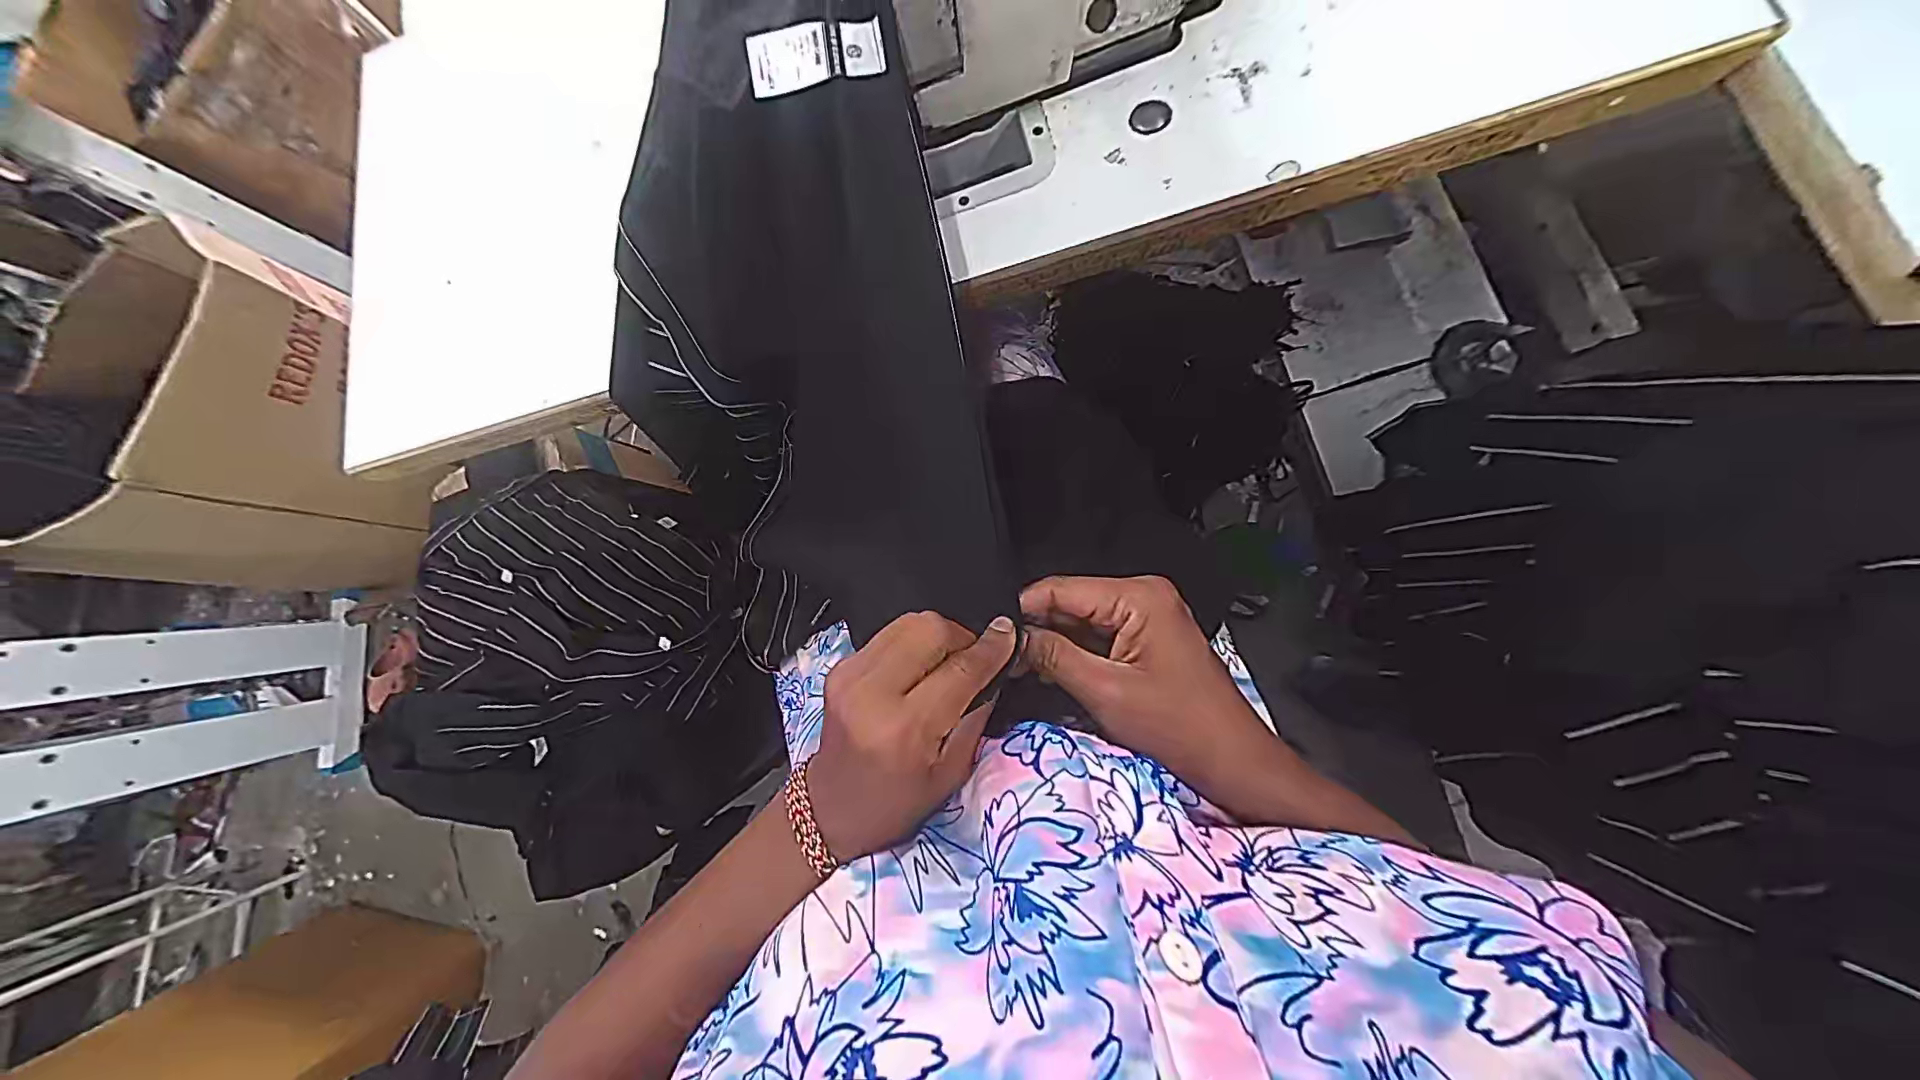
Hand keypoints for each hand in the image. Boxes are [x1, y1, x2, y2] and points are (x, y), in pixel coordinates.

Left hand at [805, 611, 1017, 860]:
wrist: (831, 808)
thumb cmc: (895, 803)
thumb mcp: (950, 773)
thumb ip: (975, 716)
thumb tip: (995, 668)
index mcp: (905, 728)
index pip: (960, 669)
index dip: (991, 649)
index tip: (1009, 635)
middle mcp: (872, 693)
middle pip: (931, 629)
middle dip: (963, 637)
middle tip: (974, 659)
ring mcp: (850, 675)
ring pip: (910, 623)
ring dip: (938, 636)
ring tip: (947, 662)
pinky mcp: (841, 666)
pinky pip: (889, 634)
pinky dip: (913, 643)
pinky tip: (919, 666)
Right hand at [1019, 575, 1269, 790]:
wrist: (1231, 760)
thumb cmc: (1183, 728)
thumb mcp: (1106, 691)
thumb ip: (1053, 656)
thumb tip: (1014, 637)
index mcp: (1139, 596)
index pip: (1061, 588)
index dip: (1022, 610)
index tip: (994, 635)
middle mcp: (1143, 596)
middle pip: (1069, 603)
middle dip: (1038, 630)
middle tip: (1007, 660)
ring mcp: (1145, 616)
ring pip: (1080, 621)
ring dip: (1054, 645)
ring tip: (1027, 670)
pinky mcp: (1144, 637)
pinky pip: (1097, 636)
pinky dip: (1075, 655)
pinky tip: (1054, 674)